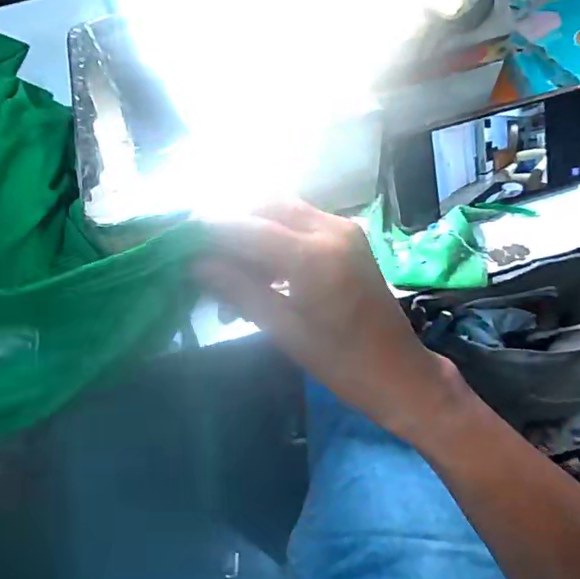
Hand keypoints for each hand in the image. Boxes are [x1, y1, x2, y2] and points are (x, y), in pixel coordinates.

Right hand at [196, 200, 468, 442]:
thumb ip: (239, 292)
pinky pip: (297, 223)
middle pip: (263, 204)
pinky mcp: (347, 237)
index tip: (176, 241)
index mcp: (316, 257)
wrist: (403, 374)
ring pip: (280, 209)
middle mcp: (331, 229)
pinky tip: (253, 272)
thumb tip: (195, 265)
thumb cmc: (344, 364)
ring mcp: (342, 229)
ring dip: (247, 230)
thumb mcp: (285, 332)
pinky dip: (269, 237)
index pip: (247, 228)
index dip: (208, 231)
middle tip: (197, 254)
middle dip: (226, 223)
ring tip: (222, 270)